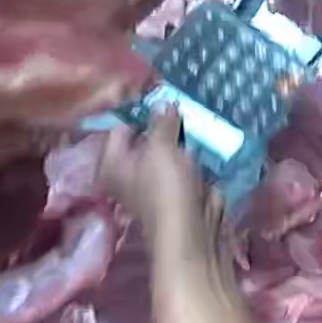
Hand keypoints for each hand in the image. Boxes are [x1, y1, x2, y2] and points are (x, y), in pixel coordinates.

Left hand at [99, 106, 208, 242]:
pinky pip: (187, 160)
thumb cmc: (165, 185)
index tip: (166, 99)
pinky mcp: (179, 184)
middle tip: (187, 107)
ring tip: (201, 119)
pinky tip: (210, 139)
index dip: (142, 113)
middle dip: (167, 124)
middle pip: (147, 137)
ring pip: (170, 148)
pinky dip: (196, 151)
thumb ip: (161, 123)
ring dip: (185, 137)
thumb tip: (164, 102)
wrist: (190, 223)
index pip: (122, 127)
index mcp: (112, 162)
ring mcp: (155, 177)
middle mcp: (129, 169)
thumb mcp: (161, 148)